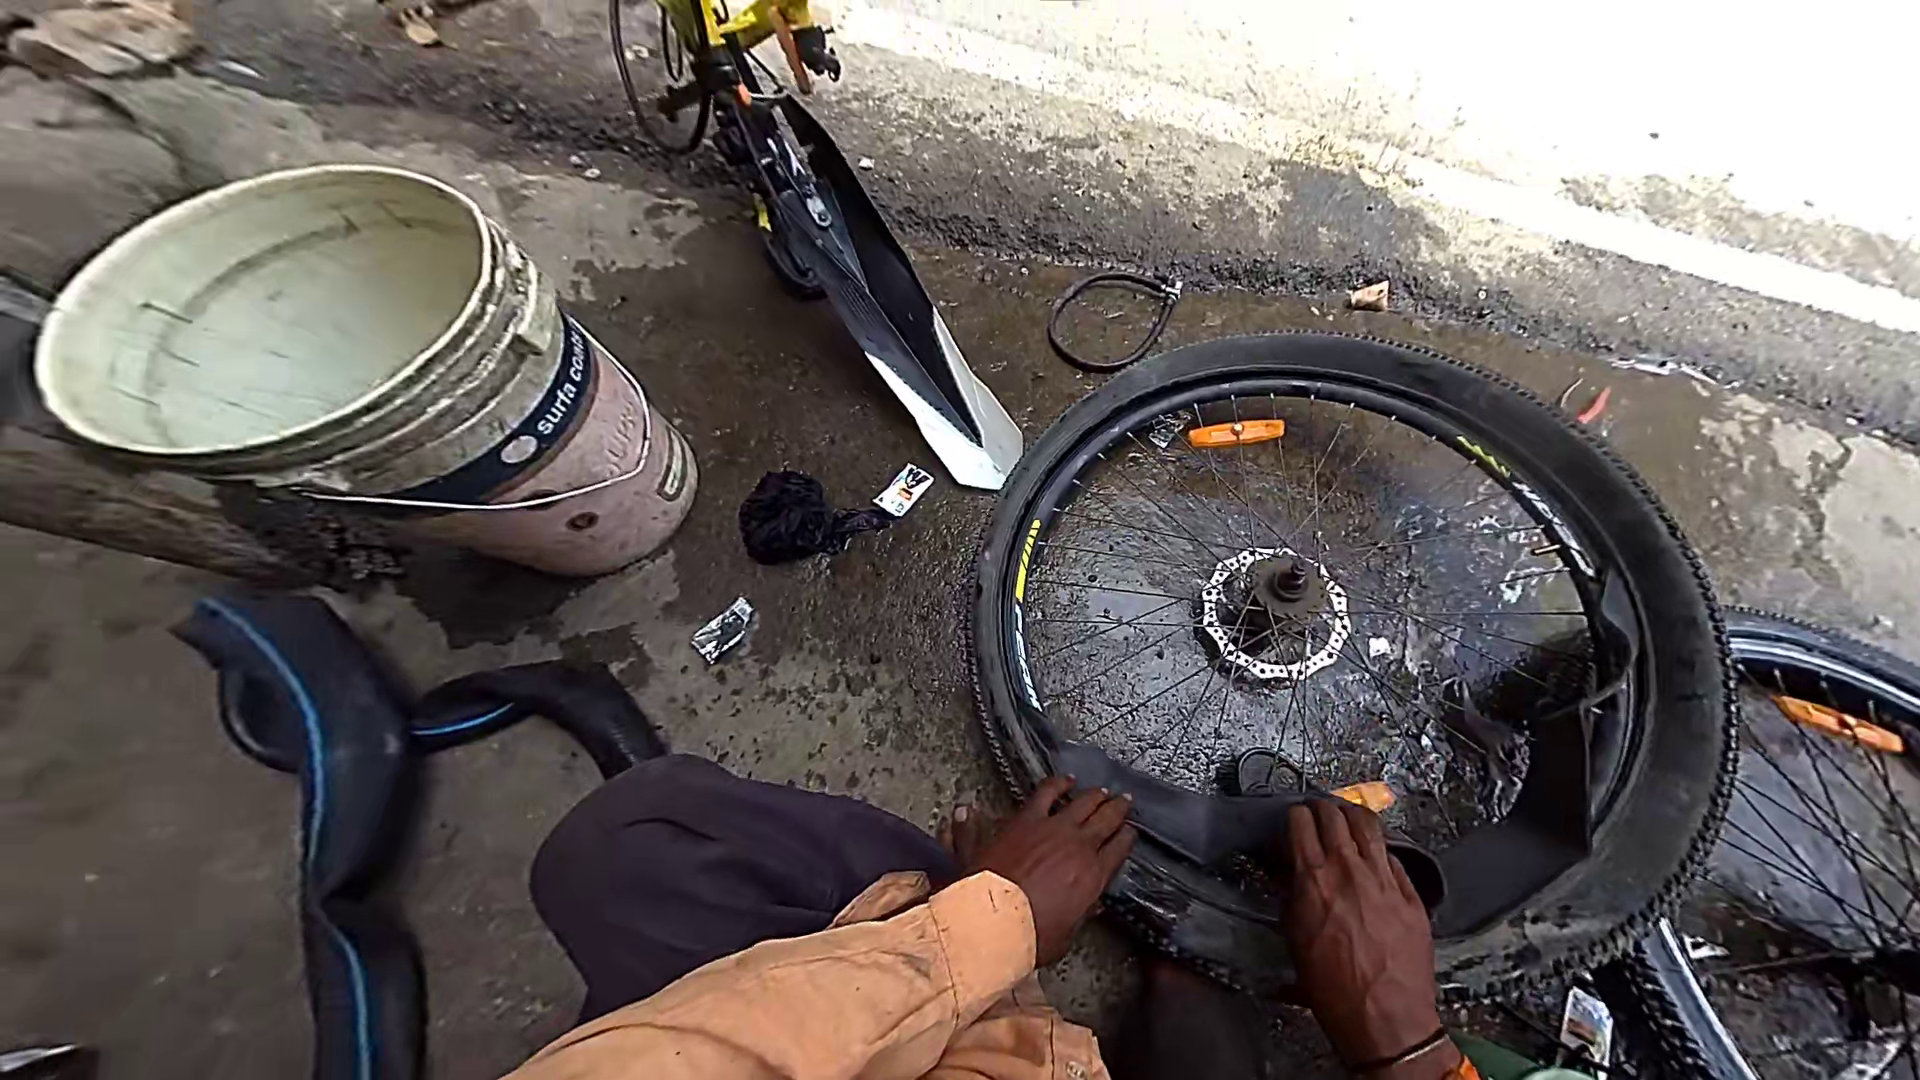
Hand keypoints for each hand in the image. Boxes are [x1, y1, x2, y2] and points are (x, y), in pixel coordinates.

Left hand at [958, 775, 1134, 965]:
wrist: (995, 916)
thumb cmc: (1029, 933)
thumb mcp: (1066, 934)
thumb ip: (1080, 914)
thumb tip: (1090, 905)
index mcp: (1093, 876)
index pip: (1118, 851)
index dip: (1126, 839)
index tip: (1130, 831)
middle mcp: (1080, 846)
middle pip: (1106, 820)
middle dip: (1118, 809)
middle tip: (1125, 801)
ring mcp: (1054, 827)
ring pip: (1084, 802)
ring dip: (1096, 795)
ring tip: (1104, 790)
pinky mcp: (1028, 818)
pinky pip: (1047, 792)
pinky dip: (1058, 783)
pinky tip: (1066, 779)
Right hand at [1281, 799, 1456, 1074]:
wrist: (1385, 1022)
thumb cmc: (1332, 984)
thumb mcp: (1293, 929)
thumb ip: (1290, 889)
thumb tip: (1288, 866)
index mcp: (1313, 877)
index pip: (1300, 821)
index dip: (1294, 814)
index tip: (1294, 818)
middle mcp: (1348, 871)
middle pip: (1333, 814)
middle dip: (1321, 807)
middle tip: (1318, 811)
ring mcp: (1383, 882)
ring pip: (1368, 825)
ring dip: (1352, 816)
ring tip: (1347, 818)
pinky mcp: (1411, 898)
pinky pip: (1394, 857)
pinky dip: (1379, 849)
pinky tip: (1373, 855)